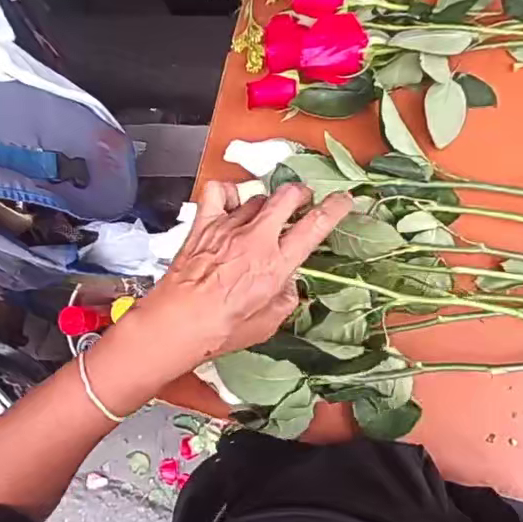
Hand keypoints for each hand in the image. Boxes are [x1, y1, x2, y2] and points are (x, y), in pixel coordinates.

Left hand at [128, 181, 351, 371]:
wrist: (177, 322)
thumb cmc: (220, 329)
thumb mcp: (267, 324)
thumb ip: (285, 299)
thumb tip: (289, 284)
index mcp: (277, 264)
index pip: (316, 226)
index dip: (335, 208)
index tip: (344, 200)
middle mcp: (256, 239)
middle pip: (288, 197)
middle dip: (301, 194)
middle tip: (303, 199)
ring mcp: (228, 227)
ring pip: (257, 197)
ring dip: (266, 203)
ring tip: (264, 214)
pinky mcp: (204, 224)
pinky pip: (219, 192)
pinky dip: (229, 193)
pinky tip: (231, 204)